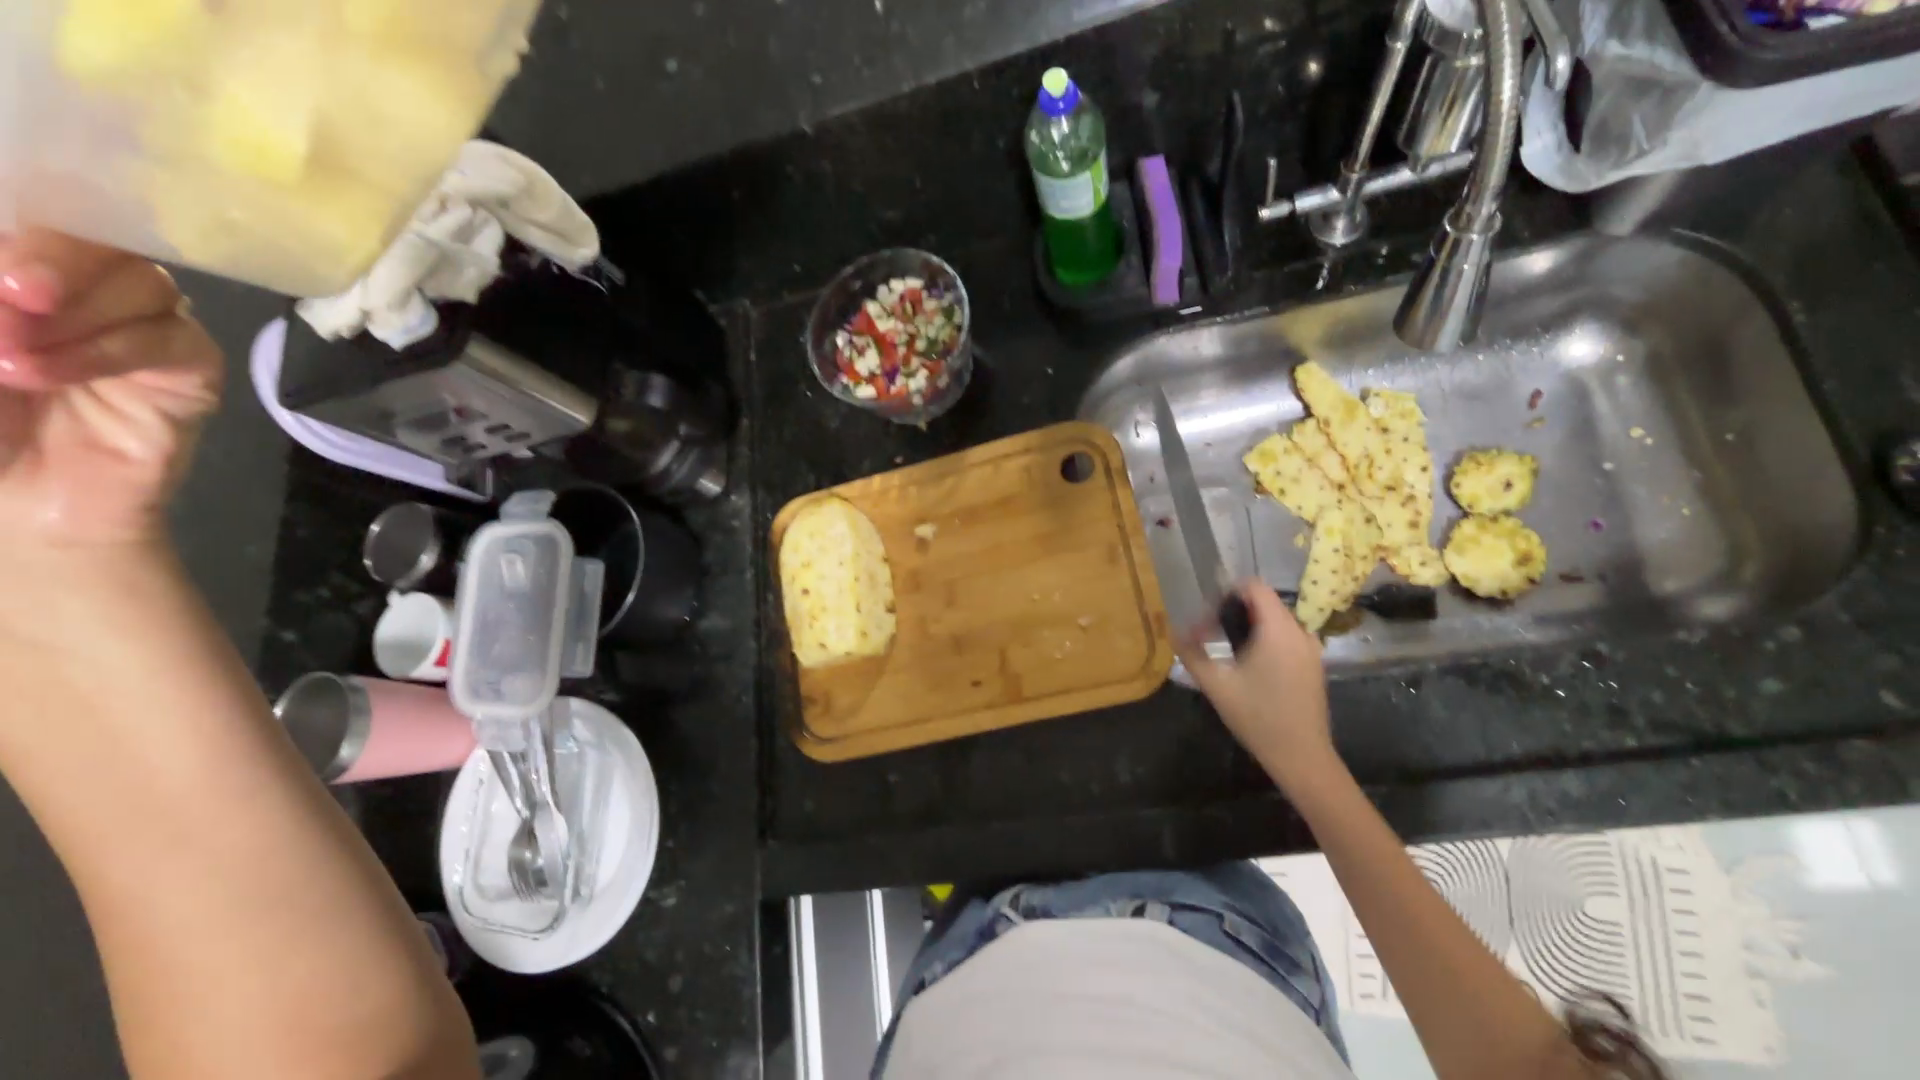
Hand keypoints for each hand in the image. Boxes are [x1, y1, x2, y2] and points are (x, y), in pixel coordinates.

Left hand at [0, 231, 221, 550]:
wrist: (28, 508)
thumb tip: (6, 288)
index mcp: (27, 270)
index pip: (36, 217)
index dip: (18, 237)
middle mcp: (90, 286)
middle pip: (98, 237)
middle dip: (51, 260)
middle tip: (14, 297)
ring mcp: (147, 324)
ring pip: (142, 281)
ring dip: (78, 315)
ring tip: (15, 363)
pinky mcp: (191, 367)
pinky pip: (171, 338)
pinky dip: (111, 351)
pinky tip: (56, 376)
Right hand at [1178, 583, 1340, 791]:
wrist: (1302, 756)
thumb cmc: (1258, 717)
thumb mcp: (1216, 685)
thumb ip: (1192, 653)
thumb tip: (1173, 630)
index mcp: (1278, 629)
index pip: (1254, 587)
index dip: (1228, 593)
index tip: (1209, 616)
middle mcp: (1300, 631)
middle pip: (1265, 604)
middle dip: (1235, 614)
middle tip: (1210, 638)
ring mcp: (1311, 649)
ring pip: (1276, 623)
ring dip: (1251, 629)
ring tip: (1229, 655)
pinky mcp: (1314, 666)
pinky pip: (1287, 639)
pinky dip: (1267, 643)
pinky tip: (1252, 671)